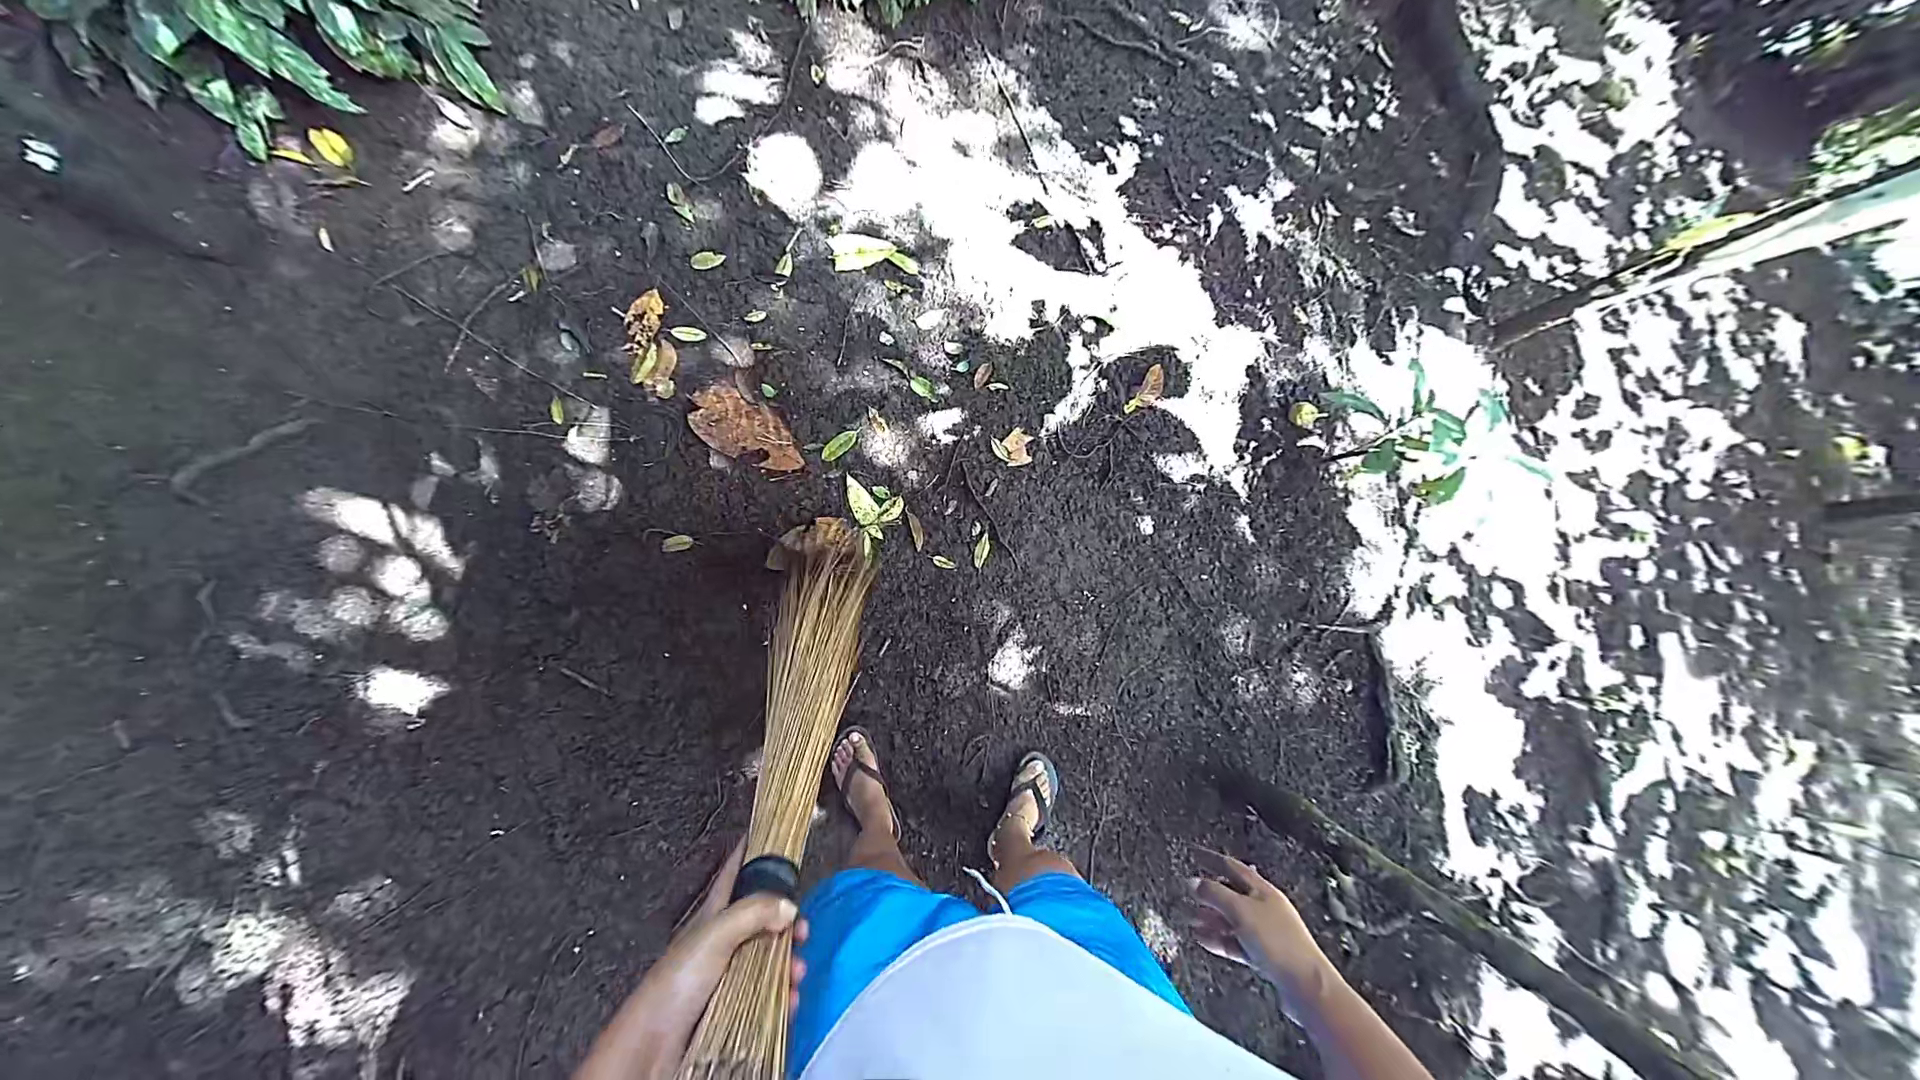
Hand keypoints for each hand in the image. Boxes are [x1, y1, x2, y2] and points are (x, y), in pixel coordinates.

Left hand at [575, 837, 808, 1079]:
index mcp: (716, 912)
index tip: (778, 838)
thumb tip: (790, 906)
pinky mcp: (737, 1006)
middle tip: (802, 930)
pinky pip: (770, 995)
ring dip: (790, 963)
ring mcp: (730, 972)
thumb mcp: (715, 933)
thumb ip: (754, 911)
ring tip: (796, 973)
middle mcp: (725, 938)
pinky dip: (784, 995)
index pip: (737, 870)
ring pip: (771, 957)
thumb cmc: (678, 980)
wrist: (652, 1048)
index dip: (755, 852)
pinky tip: (790, 999)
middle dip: (788, 922)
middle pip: (765, 917)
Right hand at [1189, 847, 1334, 1010]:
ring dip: (1210, 918)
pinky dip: (1218, 939)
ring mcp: (1264, 933)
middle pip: (1231, 894)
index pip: (1232, 867)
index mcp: (1263, 890)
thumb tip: (1193, 882)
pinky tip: (1203, 939)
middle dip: (1208, 893)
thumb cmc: (1279, 942)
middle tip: (1188, 892)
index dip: (1212, 858)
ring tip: (1189, 918)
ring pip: (1231, 920)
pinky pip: (1235, 942)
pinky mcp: (1263, 955)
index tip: (1195, 852)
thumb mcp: (1240, 910)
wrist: (1305, 986)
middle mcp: (1264, 908)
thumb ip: (1214, 894)